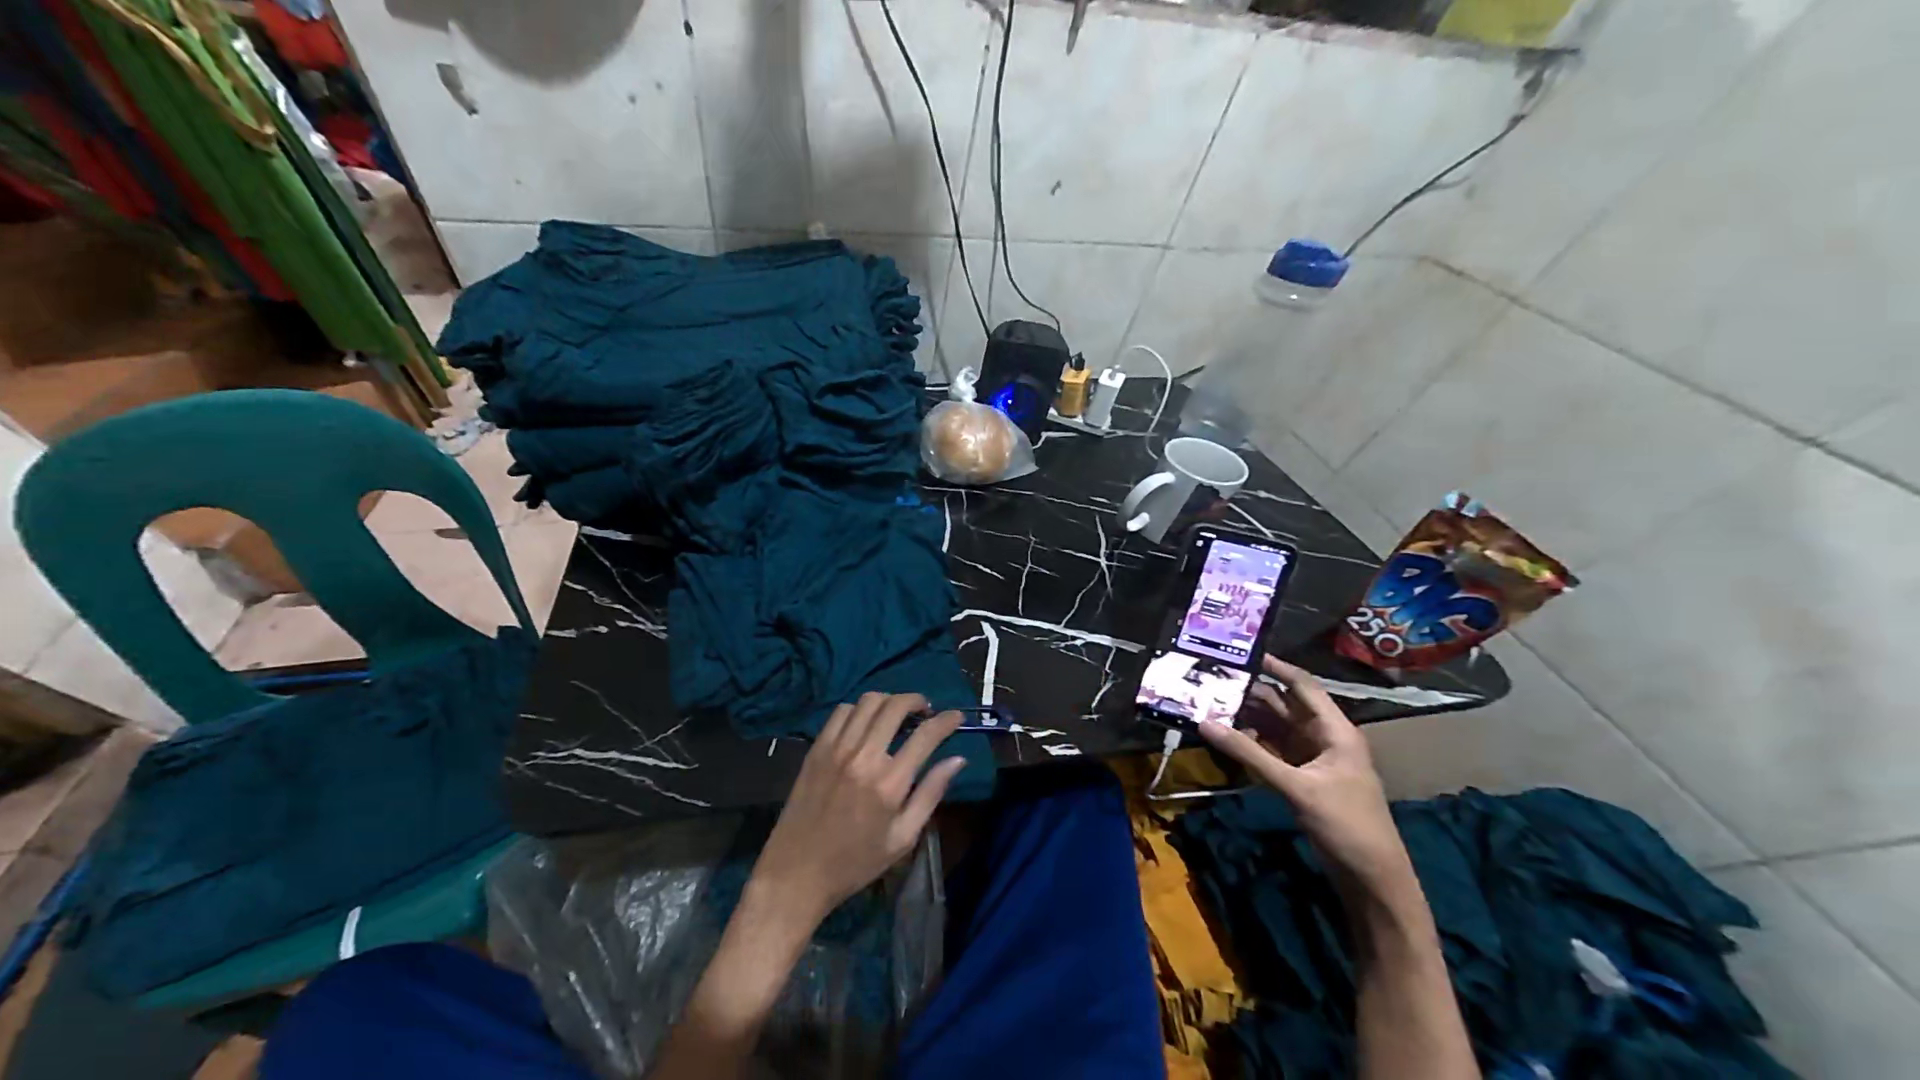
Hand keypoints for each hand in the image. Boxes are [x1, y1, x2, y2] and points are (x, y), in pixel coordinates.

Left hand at [750, 693, 967, 925]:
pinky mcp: (816, 749)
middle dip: (917, 701)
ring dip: (889, 701)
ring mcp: (836, 749)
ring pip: (868, 702)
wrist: (796, 873)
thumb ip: (931, 793)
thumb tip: (957, 760)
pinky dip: (860, 709)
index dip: (946, 720)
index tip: (956, 716)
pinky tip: (866, 724)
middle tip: (926, 711)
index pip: (926, 735)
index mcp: (889, 783)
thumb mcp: (902, 838)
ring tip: (898, 714)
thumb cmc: (856, 862)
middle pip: (895, 706)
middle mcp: (863, 757)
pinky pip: (842, 712)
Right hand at [1197, 656, 1411, 891]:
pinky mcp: (1304, 778)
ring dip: (1249, 718)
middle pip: (1285, 706)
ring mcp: (1313, 759)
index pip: (1303, 686)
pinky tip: (1227, 737)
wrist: (1372, 878)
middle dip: (1252, 693)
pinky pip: (1273, 751)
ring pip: (1276, 728)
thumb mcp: (1295, 787)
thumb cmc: (1345, 824)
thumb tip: (1205, 724)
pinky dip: (1252, 743)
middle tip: (1214, 681)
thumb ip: (1249, 753)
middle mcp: (1324, 737)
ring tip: (1212, 705)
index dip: (1276, 667)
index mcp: (1335, 730)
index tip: (1243, 653)